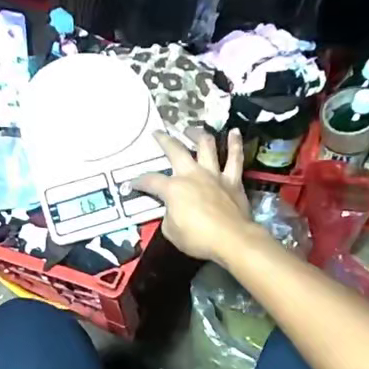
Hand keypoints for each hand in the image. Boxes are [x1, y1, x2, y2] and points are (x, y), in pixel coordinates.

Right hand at [132, 128, 258, 263]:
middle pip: (175, 151)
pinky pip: (235, 158)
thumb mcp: (172, 232)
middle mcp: (192, 174)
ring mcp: (214, 174)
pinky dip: (235, 144)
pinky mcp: (233, 180)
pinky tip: (234, 132)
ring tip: (191, 129)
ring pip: (206, 146)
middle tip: (158, 133)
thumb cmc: (198, 238)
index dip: (140, 181)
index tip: (133, 183)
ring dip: (197, 134)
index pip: (151, 181)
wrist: (232, 239)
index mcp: (173, 188)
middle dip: (164, 140)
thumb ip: (169, 216)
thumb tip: (173, 210)